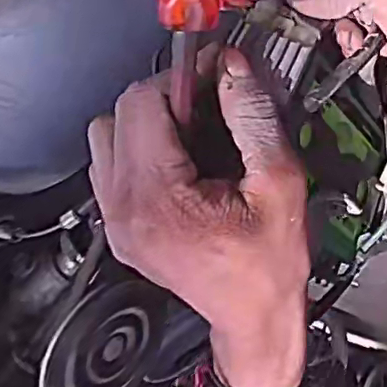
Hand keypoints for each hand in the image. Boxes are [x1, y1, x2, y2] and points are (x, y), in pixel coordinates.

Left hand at [88, 48, 308, 386]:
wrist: (255, 318)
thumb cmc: (270, 265)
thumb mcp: (279, 181)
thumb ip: (252, 117)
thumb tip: (231, 68)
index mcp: (157, 197)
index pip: (141, 102)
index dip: (180, 77)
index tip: (214, 74)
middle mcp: (124, 209)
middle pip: (119, 113)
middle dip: (167, 96)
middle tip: (211, 104)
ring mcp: (117, 221)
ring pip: (108, 135)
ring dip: (151, 120)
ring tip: (196, 134)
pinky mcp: (121, 226)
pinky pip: (113, 163)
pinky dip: (144, 146)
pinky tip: (184, 159)